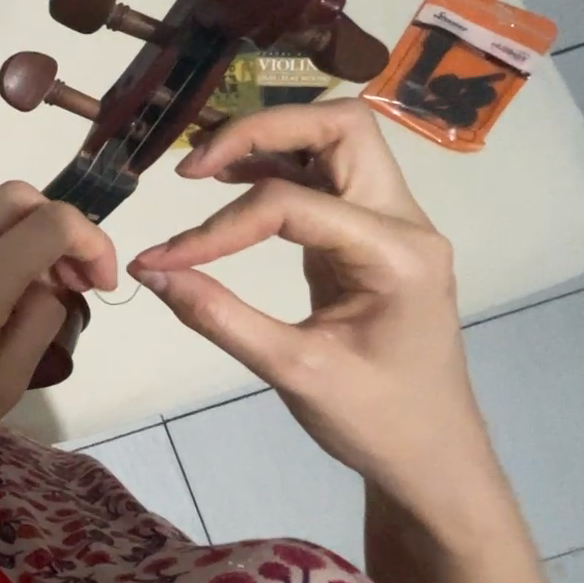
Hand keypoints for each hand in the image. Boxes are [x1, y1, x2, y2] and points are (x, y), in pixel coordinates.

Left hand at [0, 183, 116, 508]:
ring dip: (14, 230)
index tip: (98, 286)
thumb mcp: (0, 389)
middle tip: (67, 281)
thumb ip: (37, 322)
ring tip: (30, 287)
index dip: (91, 241)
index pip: (49, 221)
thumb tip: (49, 283)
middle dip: (54, 224)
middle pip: (11, 197)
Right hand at [129, 99, 499, 517]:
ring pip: (335, 141)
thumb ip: (217, 316)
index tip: (162, 263)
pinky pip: (322, 178)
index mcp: (397, 254)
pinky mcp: (365, 237)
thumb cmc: (374, 418)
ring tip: (201, 167)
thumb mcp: (290, 370)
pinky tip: (227, 182)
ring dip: (267, 140)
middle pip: (341, 128)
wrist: (433, 454)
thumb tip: (150, 273)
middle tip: (193, 167)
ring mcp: (388, 225)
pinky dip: (272, 166)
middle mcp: (402, 222)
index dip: (215, 228)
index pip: (290, 206)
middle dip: (260, 130)